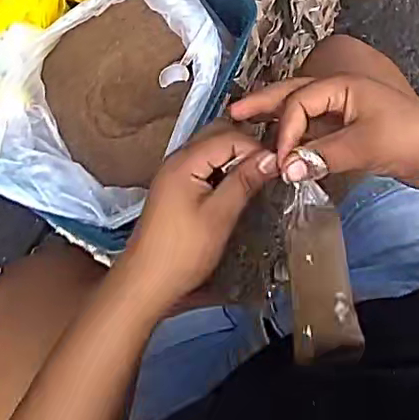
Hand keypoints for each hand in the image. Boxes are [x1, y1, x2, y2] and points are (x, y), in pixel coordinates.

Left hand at [113, 126, 275, 310]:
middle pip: (218, 134)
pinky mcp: (174, 186)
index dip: (255, 148)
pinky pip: (203, 163)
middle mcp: (177, 158)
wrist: (144, 285)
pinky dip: (221, 167)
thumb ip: (245, 181)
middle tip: (267, 167)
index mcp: (186, 161)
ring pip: (211, 147)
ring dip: (234, 156)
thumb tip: (271, 158)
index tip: (275, 166)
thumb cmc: (182, 252)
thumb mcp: (219, 215)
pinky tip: (234, 186)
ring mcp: (174, 171)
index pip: (229, 136)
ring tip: (255, 176)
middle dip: (245, 146)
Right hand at [228, 75, 418, 188]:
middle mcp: (338, 90)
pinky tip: (283, 146)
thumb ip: (322, 155)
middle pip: (294, 92)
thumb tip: (284, 168)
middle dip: (263, 102)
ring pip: (301, 108)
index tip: (280, 160)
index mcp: (342, 84)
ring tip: (248, 124)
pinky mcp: (348, 127)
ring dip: (276, 117)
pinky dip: (295, 133)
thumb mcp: (364, 144)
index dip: (285, 129)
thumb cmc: (406, 137)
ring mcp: (343, 108)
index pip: (299, 100)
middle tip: (234, 111)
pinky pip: (313, 125)